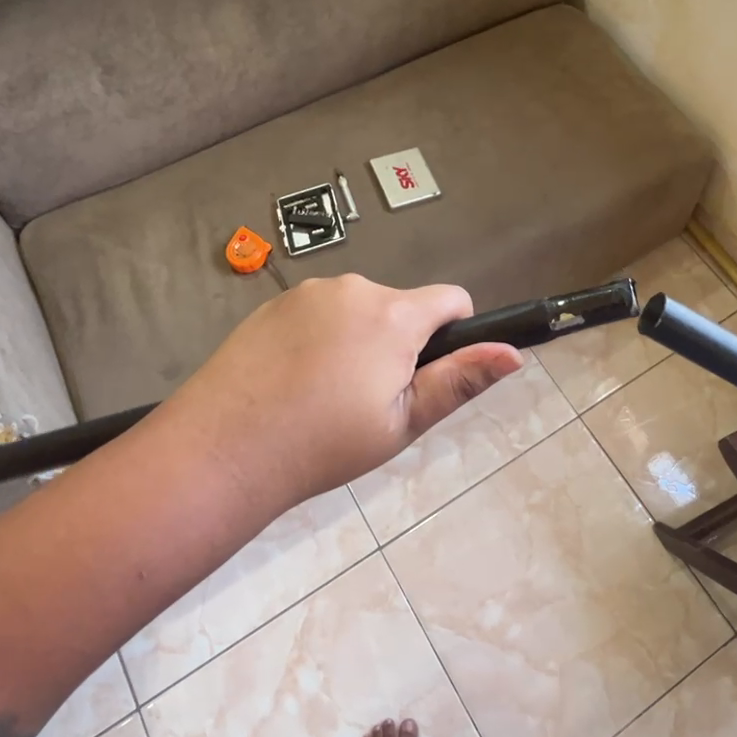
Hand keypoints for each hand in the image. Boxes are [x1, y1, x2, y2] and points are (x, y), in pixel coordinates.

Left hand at [154, 275, 524, 509]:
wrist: (223, 448)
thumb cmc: (324, 444)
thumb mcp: (402, 423)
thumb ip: (459, 382)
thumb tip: (513, 354)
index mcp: (393, 314)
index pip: (451, 297)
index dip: (454, 333)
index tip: (427, 375)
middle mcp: (353, 287)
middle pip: (402, 306)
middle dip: (401, 342)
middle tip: (369, 399)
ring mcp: (309, 292)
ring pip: (359, 309)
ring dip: (360, 338)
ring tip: (327, 394)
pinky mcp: (273, 303)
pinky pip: (320, 312)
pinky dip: (322, 337)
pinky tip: (295, 381)